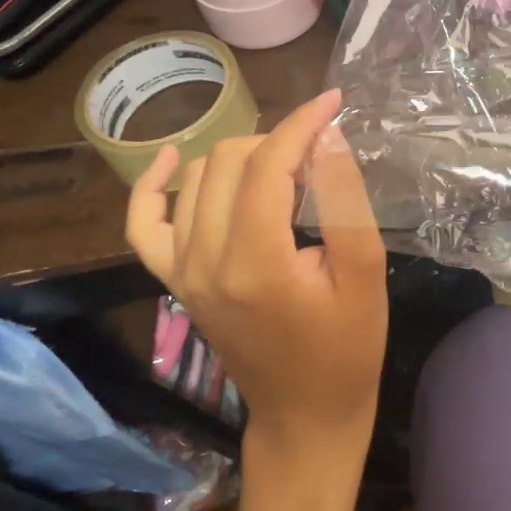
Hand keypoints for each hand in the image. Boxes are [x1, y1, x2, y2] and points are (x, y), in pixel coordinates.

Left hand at [126, 88, 387, 451]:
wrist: (306, 410)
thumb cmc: (347, 345)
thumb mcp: (365, 271)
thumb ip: (344, 200)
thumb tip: (327, 137)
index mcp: (257, 261)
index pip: (269, 166)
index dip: (302, 124)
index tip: (334, 101)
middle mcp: (206, 261)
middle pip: (230, 162)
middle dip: (278, 140)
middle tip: (322, 151)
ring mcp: (182, 272)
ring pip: (198, 178)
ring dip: (243, 156)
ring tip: (288, 168)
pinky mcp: (175, 281)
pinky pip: (145, 223)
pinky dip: (155, 186)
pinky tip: (176, 158)